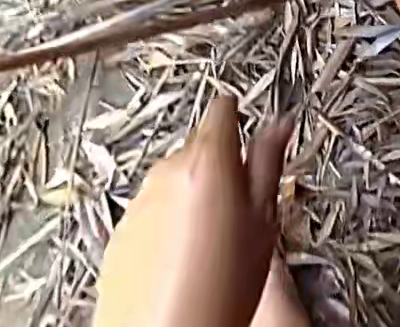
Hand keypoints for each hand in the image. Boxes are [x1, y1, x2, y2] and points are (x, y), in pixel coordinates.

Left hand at [94, 97, 292, 326]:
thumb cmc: (220, 291)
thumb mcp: (263, 219)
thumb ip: (268, 161)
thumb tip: (280, 124)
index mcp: (207, 160)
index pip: (223, 107)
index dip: (239, 119)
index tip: (248, 139)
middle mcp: (168, 171)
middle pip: (200, 145)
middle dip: (219, 165)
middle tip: (238, 208)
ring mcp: (139, 202)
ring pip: (175, 178)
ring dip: (192, 195)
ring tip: (210, 243)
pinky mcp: (118, 234)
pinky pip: (151, 211)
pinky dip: (165, 224)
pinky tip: (181, 262)